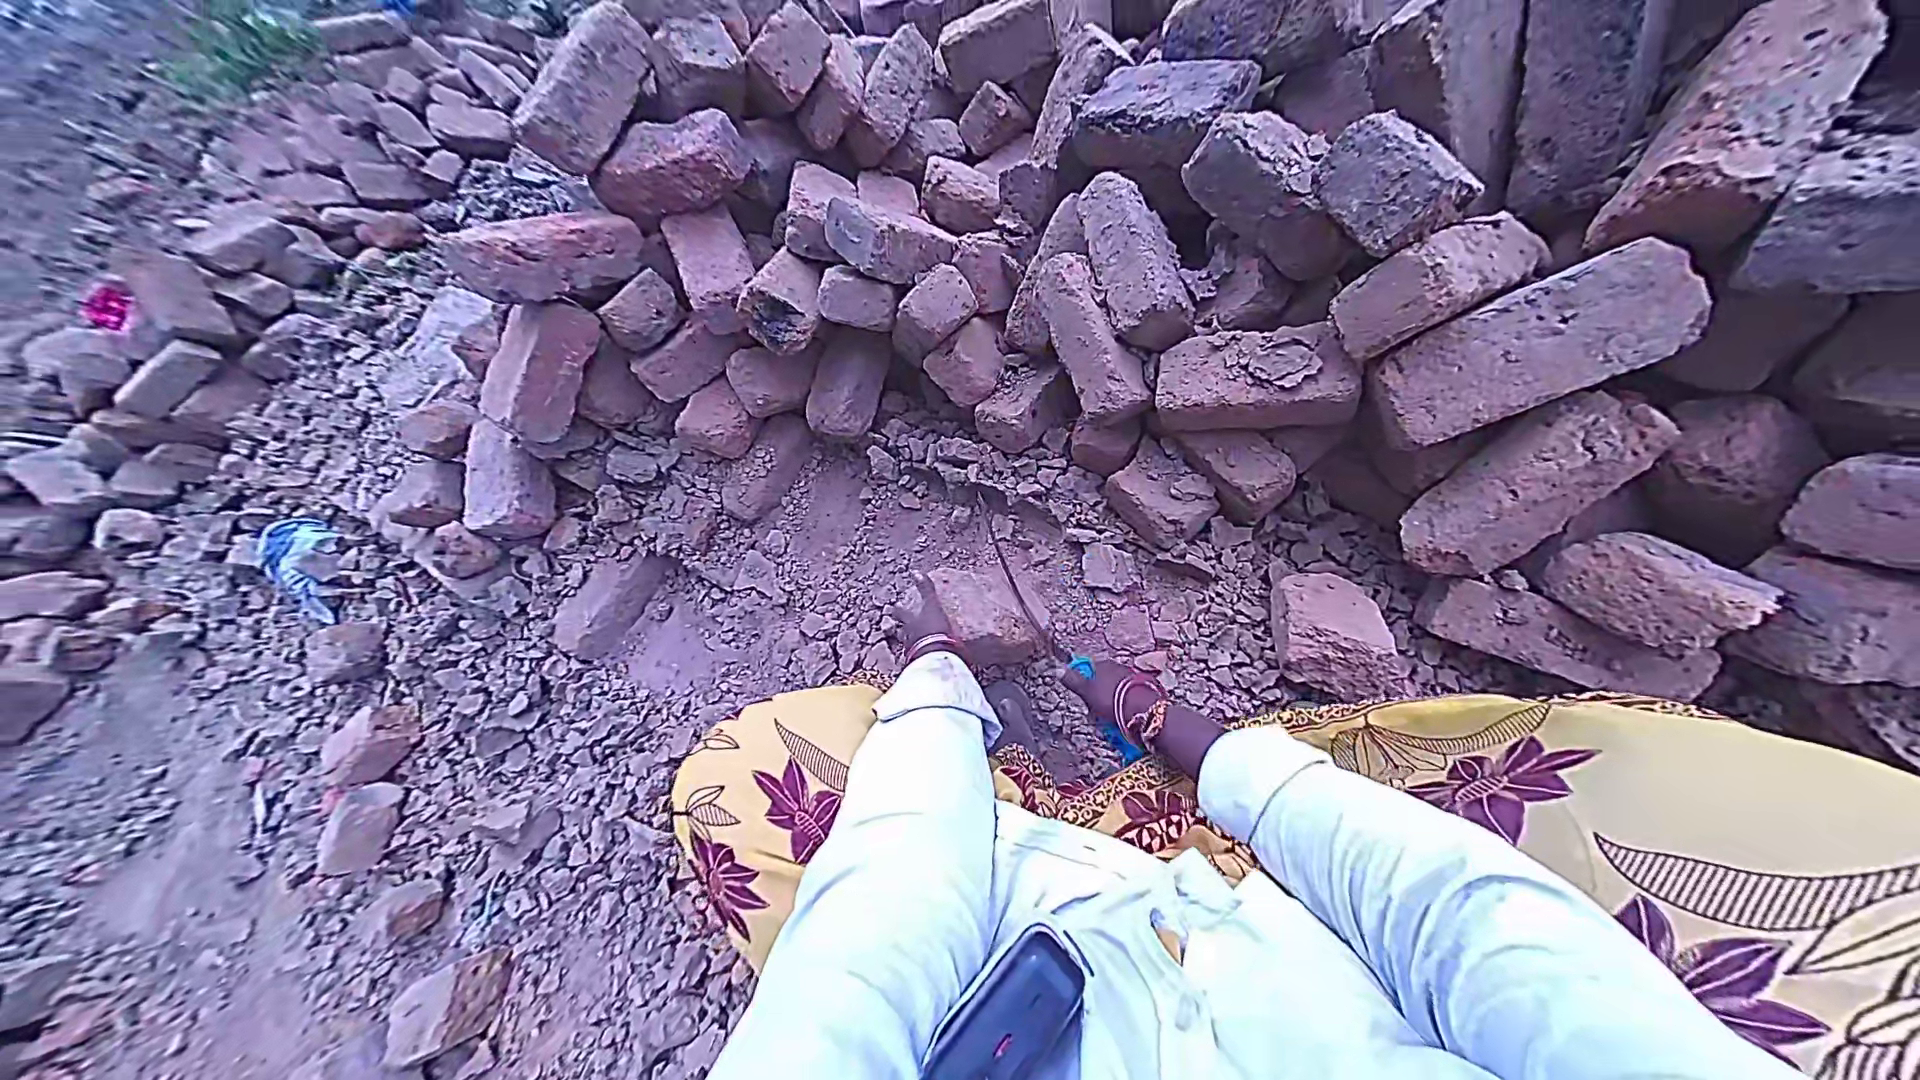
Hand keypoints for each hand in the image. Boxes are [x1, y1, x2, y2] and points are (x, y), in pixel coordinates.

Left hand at [894, 573, 960, 660]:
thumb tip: (916, 572)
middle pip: (900, 631)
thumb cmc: (934, 628)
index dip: (896, 609)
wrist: (937, 654)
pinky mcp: (920, 662)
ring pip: (906, 645)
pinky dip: (918, 656)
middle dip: (900, 628)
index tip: (892, 607)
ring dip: (909, 643)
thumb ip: (926, 589)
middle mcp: (907, 636)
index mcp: (910, 621)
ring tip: (913, 643)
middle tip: (900, 628)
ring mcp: (912, 651)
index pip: (899, 612)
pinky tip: (922, 657)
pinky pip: (917, 658)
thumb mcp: (932, 604)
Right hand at [1064, 656, 1222, 779]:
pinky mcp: (1145, 696)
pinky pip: (1128, 706)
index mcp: (1105, 665)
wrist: (1146, 714)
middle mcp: (1120, 670)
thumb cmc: (1113, 700)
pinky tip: (1124, 726)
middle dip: (1097, 704)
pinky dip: (1124, 715)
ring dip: (1110, 713)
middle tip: (1096, 718)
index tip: (1083, 701)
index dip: (1083, 686)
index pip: (1087, 671)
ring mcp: (1134, 682)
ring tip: (1110, 726)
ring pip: (1114, 698)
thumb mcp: (1087, 691)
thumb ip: (1072, 680)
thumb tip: (1058, 669)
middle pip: (1101, 687)